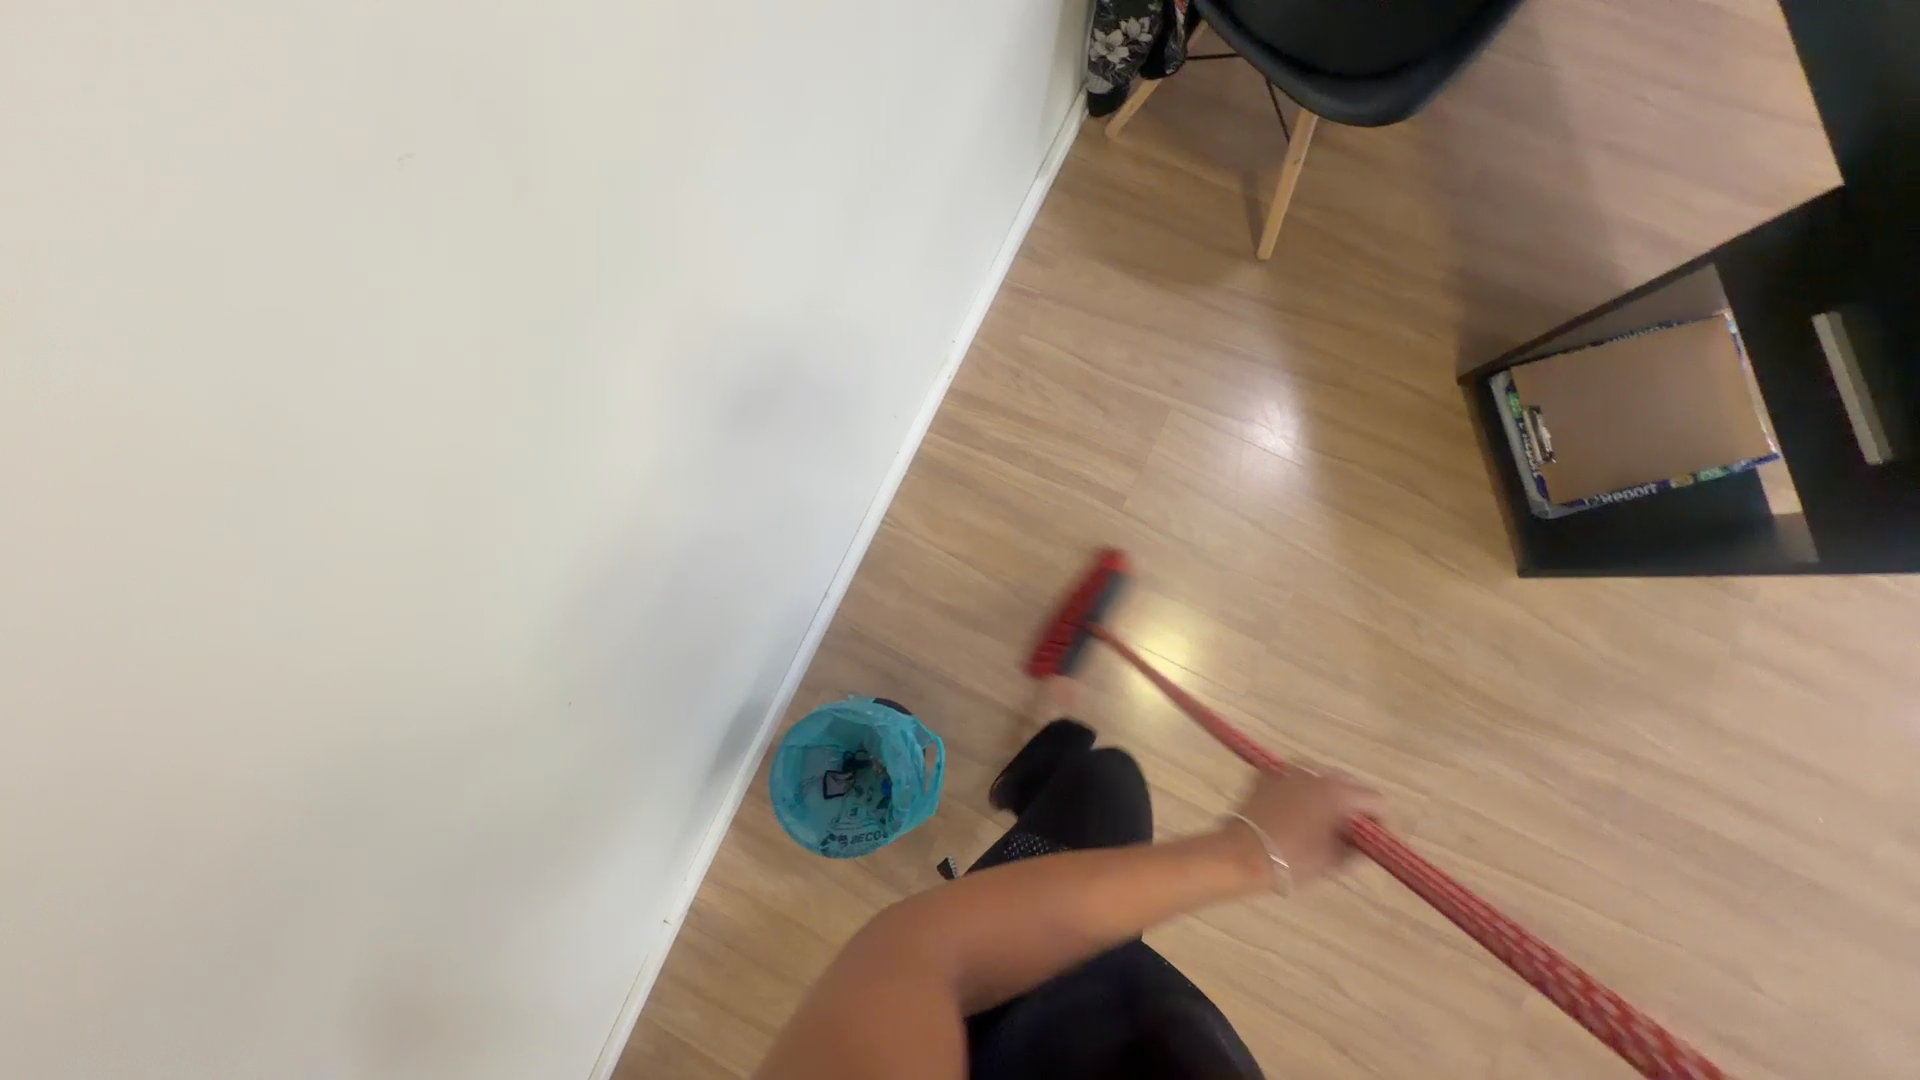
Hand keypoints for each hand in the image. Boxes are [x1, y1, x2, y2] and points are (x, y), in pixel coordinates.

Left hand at [1226, 768, 1385, 892]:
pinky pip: (1294, 778)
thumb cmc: (1292, 860)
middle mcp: (1314, 773)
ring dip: (1330, 794)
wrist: (1241, 854)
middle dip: (1357, 805)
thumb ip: (1357, 846)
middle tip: (1356, 831)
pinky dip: (1303, 791)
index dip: (1384, 822)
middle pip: (1349, 783)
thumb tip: (1365, 841)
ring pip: (1320, 777)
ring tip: (1327, 819)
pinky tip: (1299, 810)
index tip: (1382, 841)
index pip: (1376, 800)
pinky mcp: (1265, 774)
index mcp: (1336, 792)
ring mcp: (1287, 769)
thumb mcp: (1334, 860)